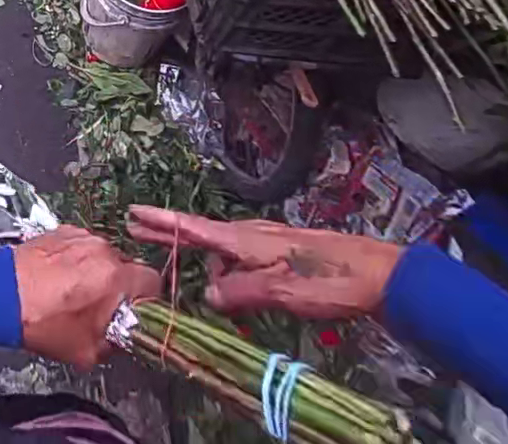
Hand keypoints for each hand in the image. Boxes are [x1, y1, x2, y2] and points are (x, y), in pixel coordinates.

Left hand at [12, 226, 160, 368]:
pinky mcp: (66, 230)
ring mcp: (84, 236)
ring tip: (73, 291)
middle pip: (127, 267)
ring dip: (98, 271)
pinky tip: (59, 277)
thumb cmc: (42, 322)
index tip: (136, 310)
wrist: (3, 294)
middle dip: (119, 286)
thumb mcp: (86, 351)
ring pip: (105, 255)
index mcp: (116, 279)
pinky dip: (78, 259)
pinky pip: (84, 245)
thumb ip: (115, 341)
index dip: (148, 298)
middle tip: (100, 306)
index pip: (153, 281)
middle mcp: (105, 250)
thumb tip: (122, 335)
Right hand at [127, 207, 401, 319]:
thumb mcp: (281, 291)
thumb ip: (241, 292)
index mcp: (244, 239)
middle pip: (200, 233)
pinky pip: (238, 262)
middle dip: (169, 232)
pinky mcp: (277, 255)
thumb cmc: (326, 279)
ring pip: (221, 252)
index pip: (194, 227)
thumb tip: (208, 294)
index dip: (163, 221)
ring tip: (185, 273)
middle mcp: (249, 235)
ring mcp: (264, 243)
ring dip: (200, 261)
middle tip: (136, 228)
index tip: (134, 211)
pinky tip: (228, 289)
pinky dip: (224, 272)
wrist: (373, 272)